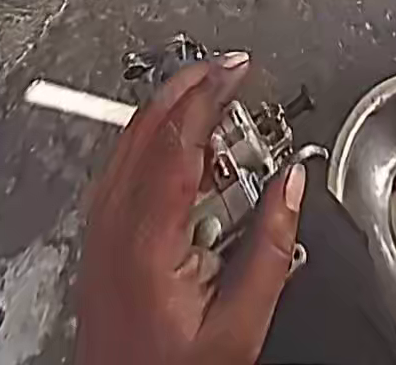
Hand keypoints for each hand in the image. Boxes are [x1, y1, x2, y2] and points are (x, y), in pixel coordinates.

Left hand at [74, 54, 306, 364]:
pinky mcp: (104, 229)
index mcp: (147, 239)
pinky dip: (163, 131)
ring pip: (134, 135)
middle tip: (230, 68)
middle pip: (148, 124)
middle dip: (192, 84)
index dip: (210, 93)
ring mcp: (103, 223)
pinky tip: (191, 137)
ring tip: (218, 95)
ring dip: (177, 104)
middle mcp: (115, 221)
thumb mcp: (239, 326)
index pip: (177, 139)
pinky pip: (130, 157)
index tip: (237, 69)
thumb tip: (292, 181)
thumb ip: (271, 246)